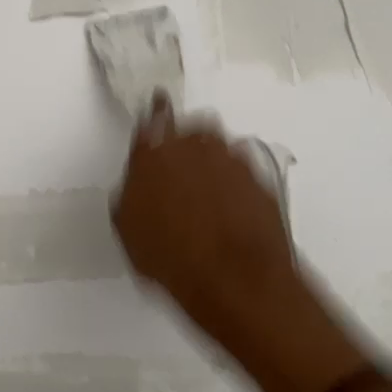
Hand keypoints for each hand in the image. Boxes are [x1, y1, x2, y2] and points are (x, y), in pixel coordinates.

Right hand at [111, 94, 312, 346]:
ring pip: (220, 149)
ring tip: (202, 200)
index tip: (155, 109)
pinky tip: (225, 215)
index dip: (154, 113)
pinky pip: (242, 175)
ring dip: (211, 164)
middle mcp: (198, 144)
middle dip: (185, 143)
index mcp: (156, 148)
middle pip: (191, 128)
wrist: (236, 282)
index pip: (153, 115)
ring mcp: (235, 161)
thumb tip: (137, 186)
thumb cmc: (173, 256)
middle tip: (176, 173)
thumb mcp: (128, 227)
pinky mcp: (262, 183)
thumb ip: (131, 191)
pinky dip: (233, 187)